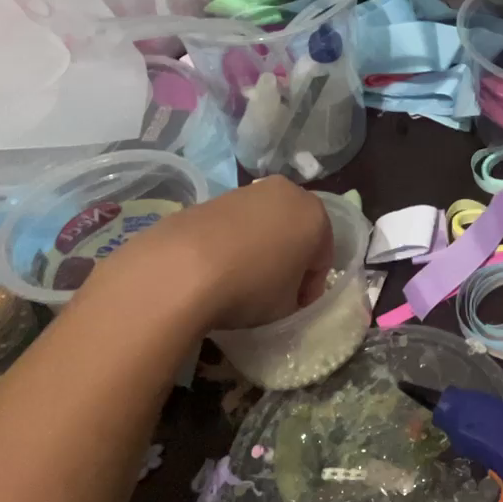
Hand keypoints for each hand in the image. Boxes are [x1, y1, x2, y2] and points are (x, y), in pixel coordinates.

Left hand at [89, 175, 333, 332]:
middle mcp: (288, 194)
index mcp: (316, 216)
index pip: (323, 257)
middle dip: (288, 260)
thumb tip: (282, 296)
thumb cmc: (250, 286)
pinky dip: (231, 244)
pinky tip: (214, 272)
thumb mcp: (285, 308)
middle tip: (273, 294)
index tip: (295, 309)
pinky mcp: (212, 198)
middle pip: (296, 232)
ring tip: (239, 283)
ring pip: (264, 225)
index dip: (310, 287)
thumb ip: (293, 299)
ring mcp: (247, 192)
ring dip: (259, 250)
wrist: (180, 268)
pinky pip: (233, 226)